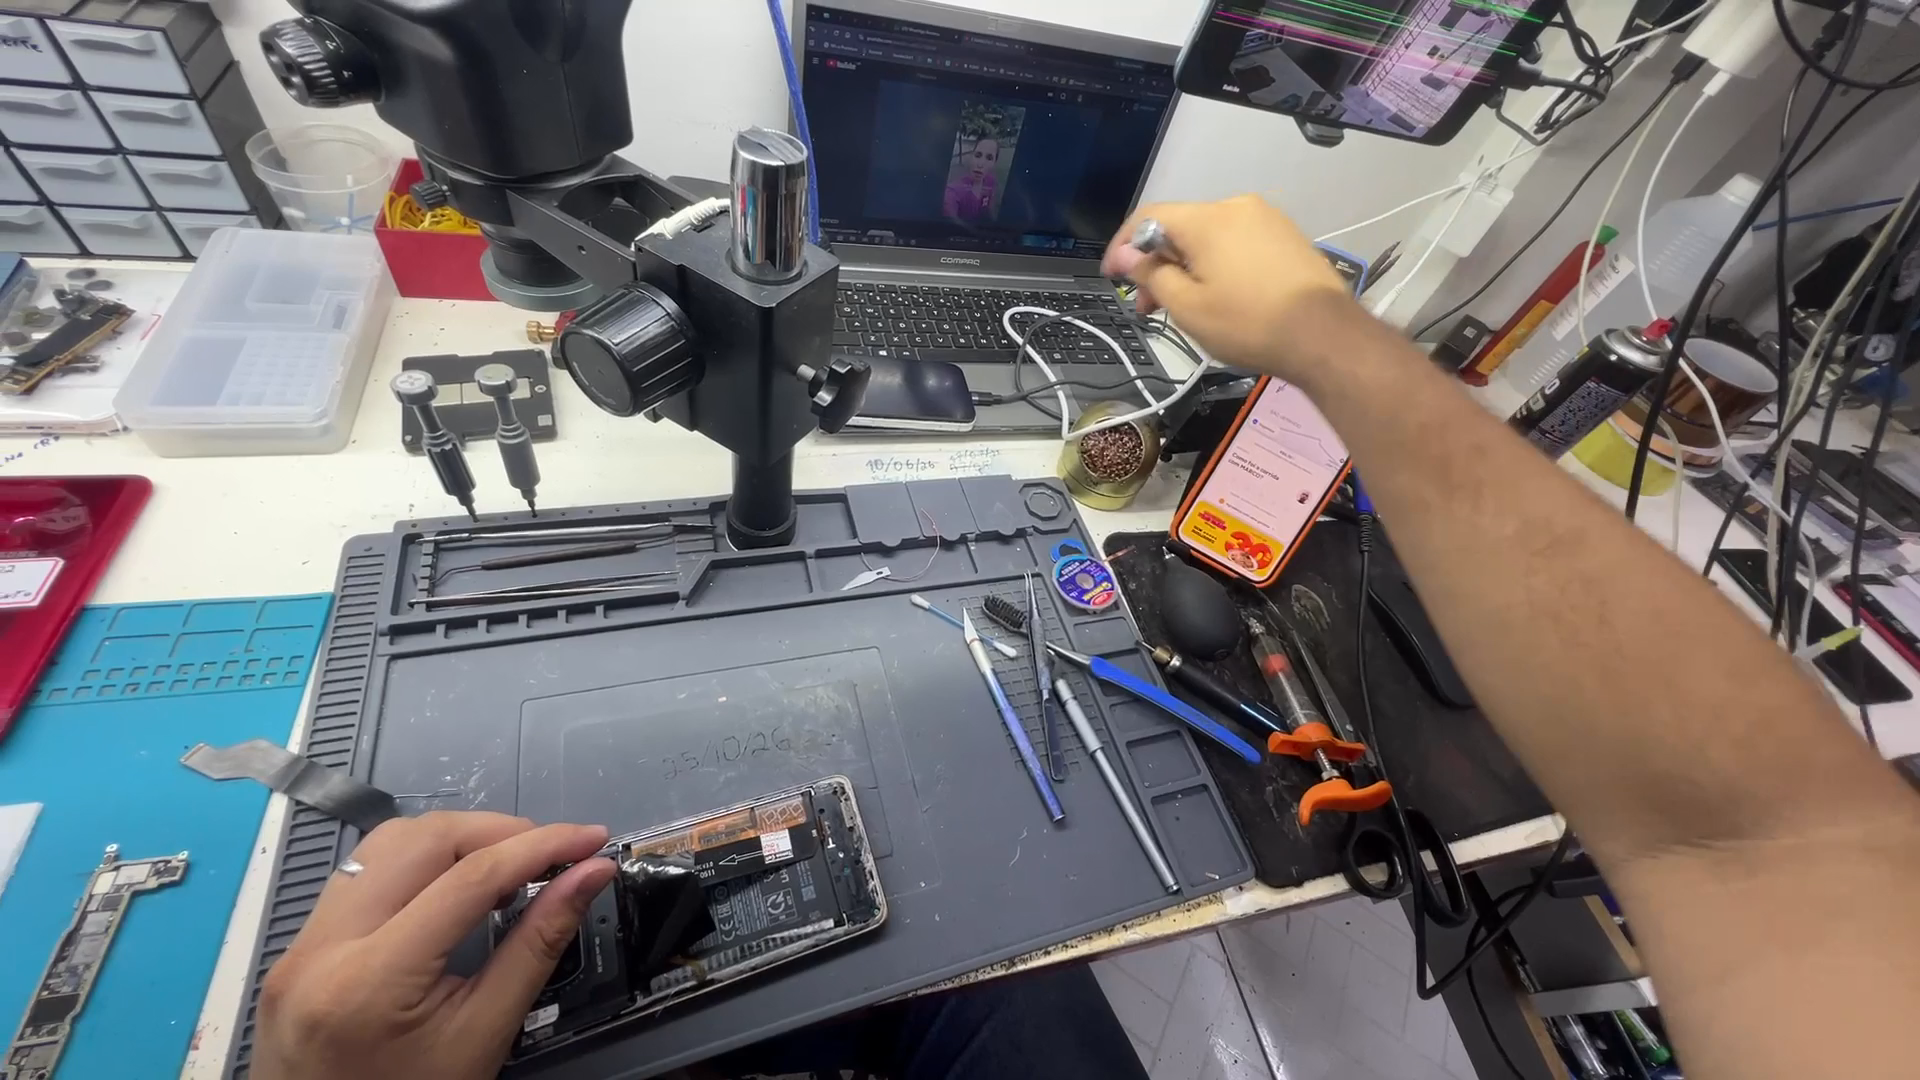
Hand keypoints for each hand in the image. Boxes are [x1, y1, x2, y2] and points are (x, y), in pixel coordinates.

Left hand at [254, 812, 617, 1079]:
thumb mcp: (487, 1030)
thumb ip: (541, 941)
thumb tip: (594, 871)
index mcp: (368, 982)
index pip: (471, 878)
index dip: (543, 845)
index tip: (594, 839)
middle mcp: (321, 949)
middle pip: (426, 840)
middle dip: (502, 833)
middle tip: (552, 857)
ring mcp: (301, 945)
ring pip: (392, 841)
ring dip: (461, 839)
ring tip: (507, 868)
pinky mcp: (300, 946)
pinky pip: (368, 868)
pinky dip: (425, 858)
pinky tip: (457, 885)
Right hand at [1101, 195, 1358, 378]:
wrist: (1323, 335)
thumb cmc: (1247, 323)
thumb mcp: (1187, 306)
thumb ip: (1153, 274)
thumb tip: (1129, 255)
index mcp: (1207, 219)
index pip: (1149, 216)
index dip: (1123, 245)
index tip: (1112, 276)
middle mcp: (1236, 207)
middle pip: (1180, 227)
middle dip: (1156, 263)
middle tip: (1147, 306)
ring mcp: (1265, 219)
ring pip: (1207, 237)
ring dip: (1184, 268)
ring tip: (1180, 308)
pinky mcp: (1284, 237)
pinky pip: (1234, 244)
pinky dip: (1213, 266)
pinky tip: (1214, 297)